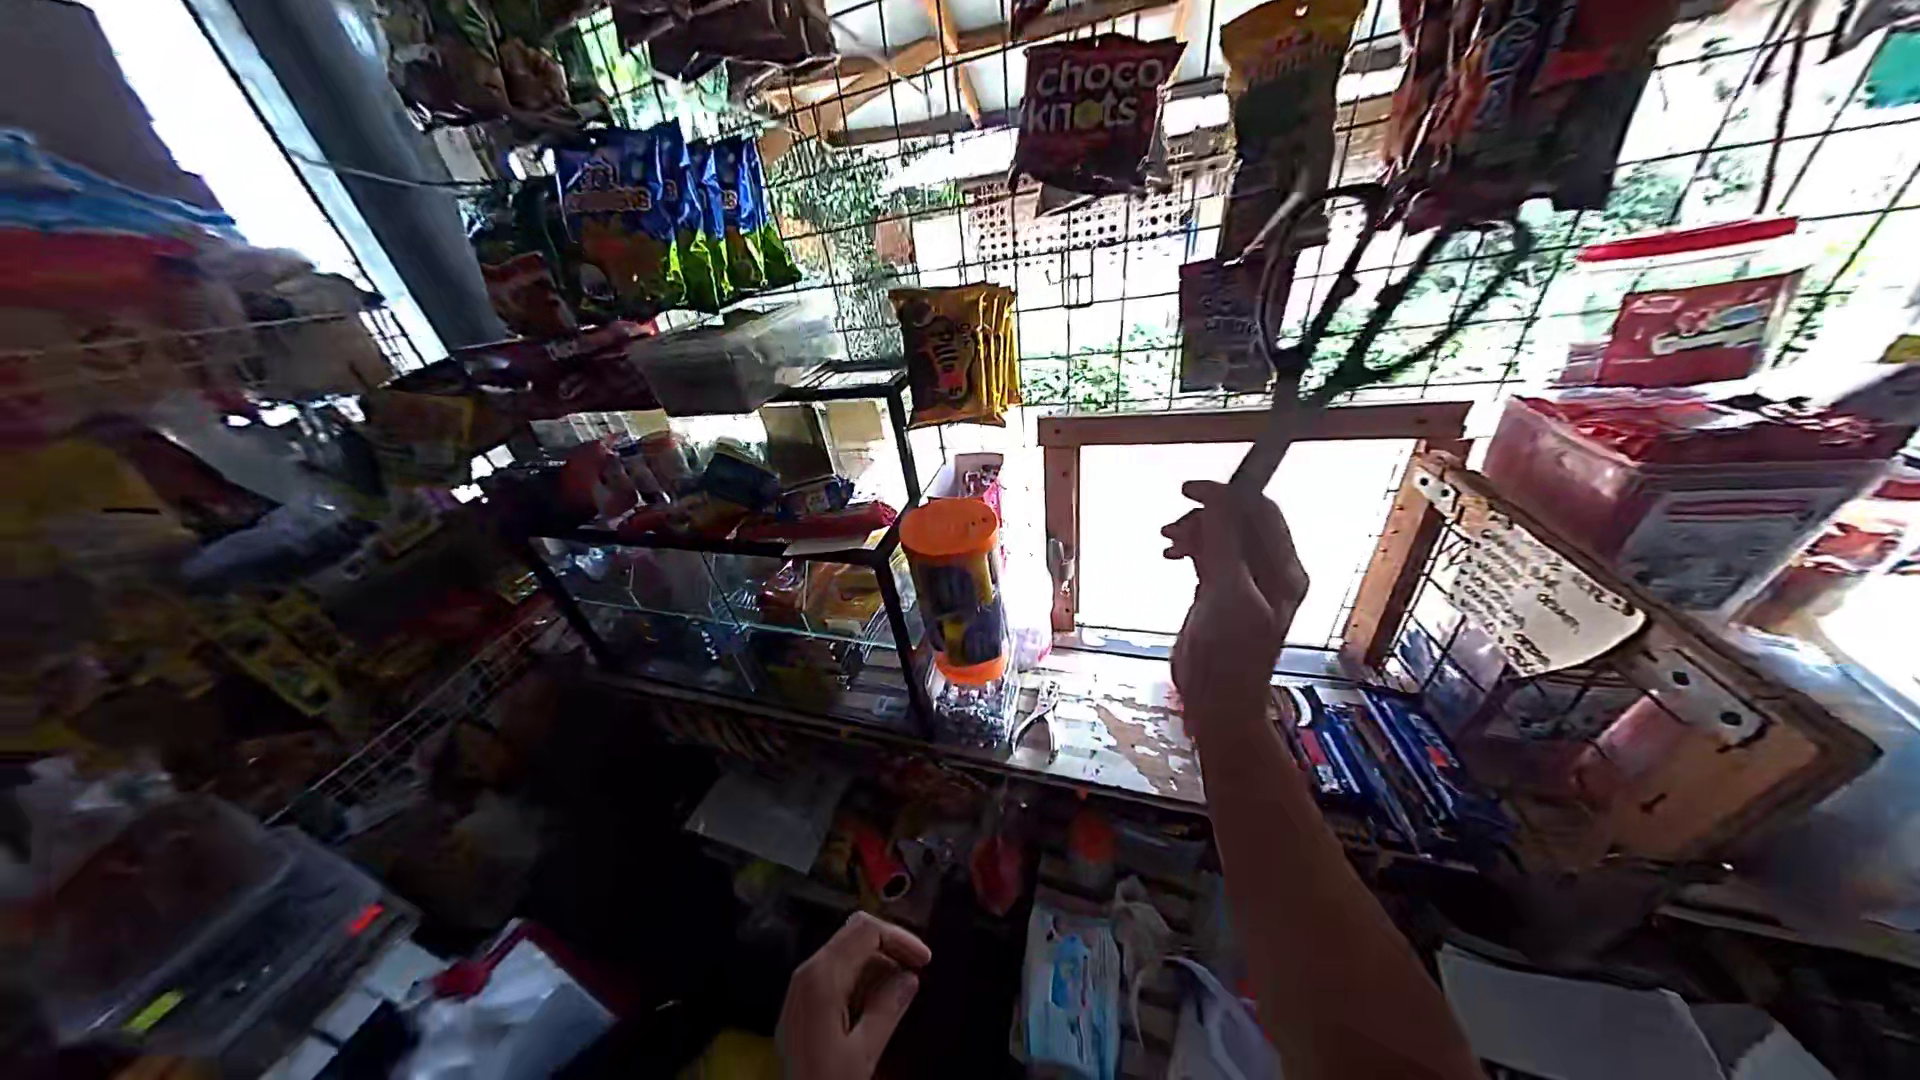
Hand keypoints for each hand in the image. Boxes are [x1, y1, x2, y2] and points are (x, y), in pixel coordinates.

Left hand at [777, 912, 931, 1079]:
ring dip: (878, 964)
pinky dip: (861, 978)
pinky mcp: (802, 1004)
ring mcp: (802, 988)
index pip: (866, 930)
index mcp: (821, 978)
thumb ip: (887, 1009)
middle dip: (890, 947)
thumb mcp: (862, 1054)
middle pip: (856, 933)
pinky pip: (837, 972)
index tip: (923, 959)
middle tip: (916, 969)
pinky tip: (876, 1004)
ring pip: (847, 951)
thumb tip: (908, 978)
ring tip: (899, 993)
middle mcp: (807, 974)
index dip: (900, 938)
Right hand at [1162, 480, 1307, 736]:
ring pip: (1220, 536)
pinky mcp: (1221, 592)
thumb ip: (1222, 545)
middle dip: (1205, 515)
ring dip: (1193, 531)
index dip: (1227, 495)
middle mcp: (1269, 571)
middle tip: (1171, 528)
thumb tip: (1215, 500)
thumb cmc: (1228, 656)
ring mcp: (1245, 582)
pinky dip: (1189, 548)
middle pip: (1238, 521)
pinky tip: (1171, 555)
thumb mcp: (1227, 595)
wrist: (1216, 701)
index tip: (1189, 490)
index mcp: (1284, 570)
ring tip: (1167, 541)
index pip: (1261, 512)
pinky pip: (1208, 555)